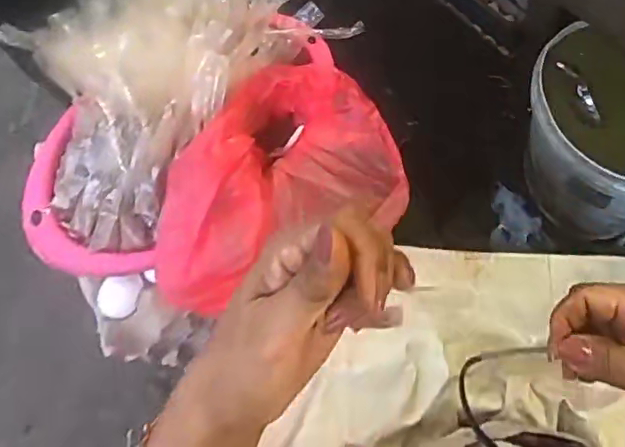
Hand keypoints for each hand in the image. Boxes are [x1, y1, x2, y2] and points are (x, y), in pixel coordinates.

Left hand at [150, 208, 414, 445]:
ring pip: (373, 249)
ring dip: (382, 279)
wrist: (232, 404)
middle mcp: (311, 246)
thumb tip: (335, 233)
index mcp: (291, 245)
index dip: (367, 252)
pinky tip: (392, 311)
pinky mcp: (337, 290)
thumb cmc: (246, 366)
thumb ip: (310, 284)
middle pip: (365, 230)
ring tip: (371, 316)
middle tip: (369, 312)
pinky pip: (372, 272)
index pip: (346, 221)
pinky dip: (388, 285)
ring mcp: (326, 267)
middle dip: (377, 268)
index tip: (368, 300)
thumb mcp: (278, 329)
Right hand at [549, 283, 624, 446]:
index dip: (564, 318)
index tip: (554, 354)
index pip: (586, 295)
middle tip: (560, 367)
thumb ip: (603, 358)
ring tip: (571, 376)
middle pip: (589, 308)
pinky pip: (610, 347)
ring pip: (597, 329)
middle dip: (570, 331)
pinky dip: (595, 359)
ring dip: (580, 347)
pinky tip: (587, 377)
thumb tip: (563, 346)